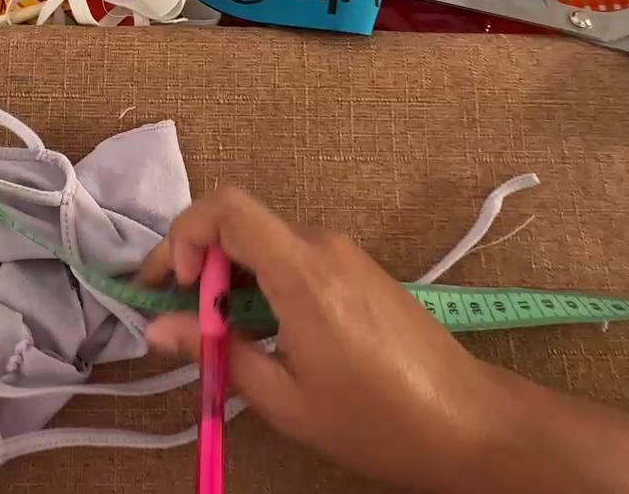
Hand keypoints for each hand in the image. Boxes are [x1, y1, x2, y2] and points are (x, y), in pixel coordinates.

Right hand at [139, 187, 495, 491]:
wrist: (469, 421)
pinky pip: (289, 253)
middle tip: (176, 307)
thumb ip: (216, 352)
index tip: (177, 285)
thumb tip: (158, 328)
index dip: (186, 233)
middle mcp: (320, 244)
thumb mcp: (286, 399)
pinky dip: (259, 277)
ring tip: (217, 328)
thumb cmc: (376, 418)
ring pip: (262, 238)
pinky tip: (259, 324)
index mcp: (302, 270)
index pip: (227, 207)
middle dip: (197, 255)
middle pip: (239, 219)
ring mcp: (341, 251)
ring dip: (228, 271)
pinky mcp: (353, 265)